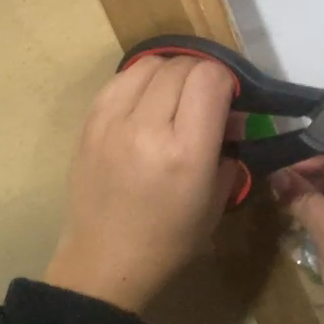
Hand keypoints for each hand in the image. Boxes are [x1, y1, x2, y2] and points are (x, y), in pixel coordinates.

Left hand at [43, 55, 241, 313]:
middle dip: (201, 76)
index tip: (227, 100)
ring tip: (174, 97)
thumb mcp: (216, 199)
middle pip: (182, 66)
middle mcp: (148, 128)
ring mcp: (113, 122)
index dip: (224, 81)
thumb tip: (233, 114)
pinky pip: (120, 78)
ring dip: (170, 73)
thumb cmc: (170, 239)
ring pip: (151, 64)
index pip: (210, 79)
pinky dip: (140, 81)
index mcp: (185, 152)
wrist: (105, 259)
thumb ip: (230, 149)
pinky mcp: (90, 122)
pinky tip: (146, 101)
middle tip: (204, 100)